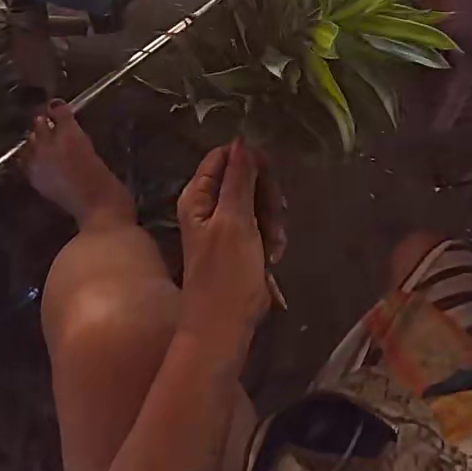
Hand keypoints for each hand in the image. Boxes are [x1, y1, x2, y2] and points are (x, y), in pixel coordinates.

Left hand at [175, 139, 270, 357]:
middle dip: (266, 197)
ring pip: (257, 202)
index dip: (251, 163)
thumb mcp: (235, 222)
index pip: (225, 156)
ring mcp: (222, 225)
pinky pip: (259, 225)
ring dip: (271, 220)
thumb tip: (241, 140)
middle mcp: (207, 205)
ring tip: (274, 246)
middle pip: (244, 177)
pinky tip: (272, 257)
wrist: (223, 330)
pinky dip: (269, 238)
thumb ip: (239, 179)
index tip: (270, 181)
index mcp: (198, 195)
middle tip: (274, 221)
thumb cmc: (226, 276)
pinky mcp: (237, 244)